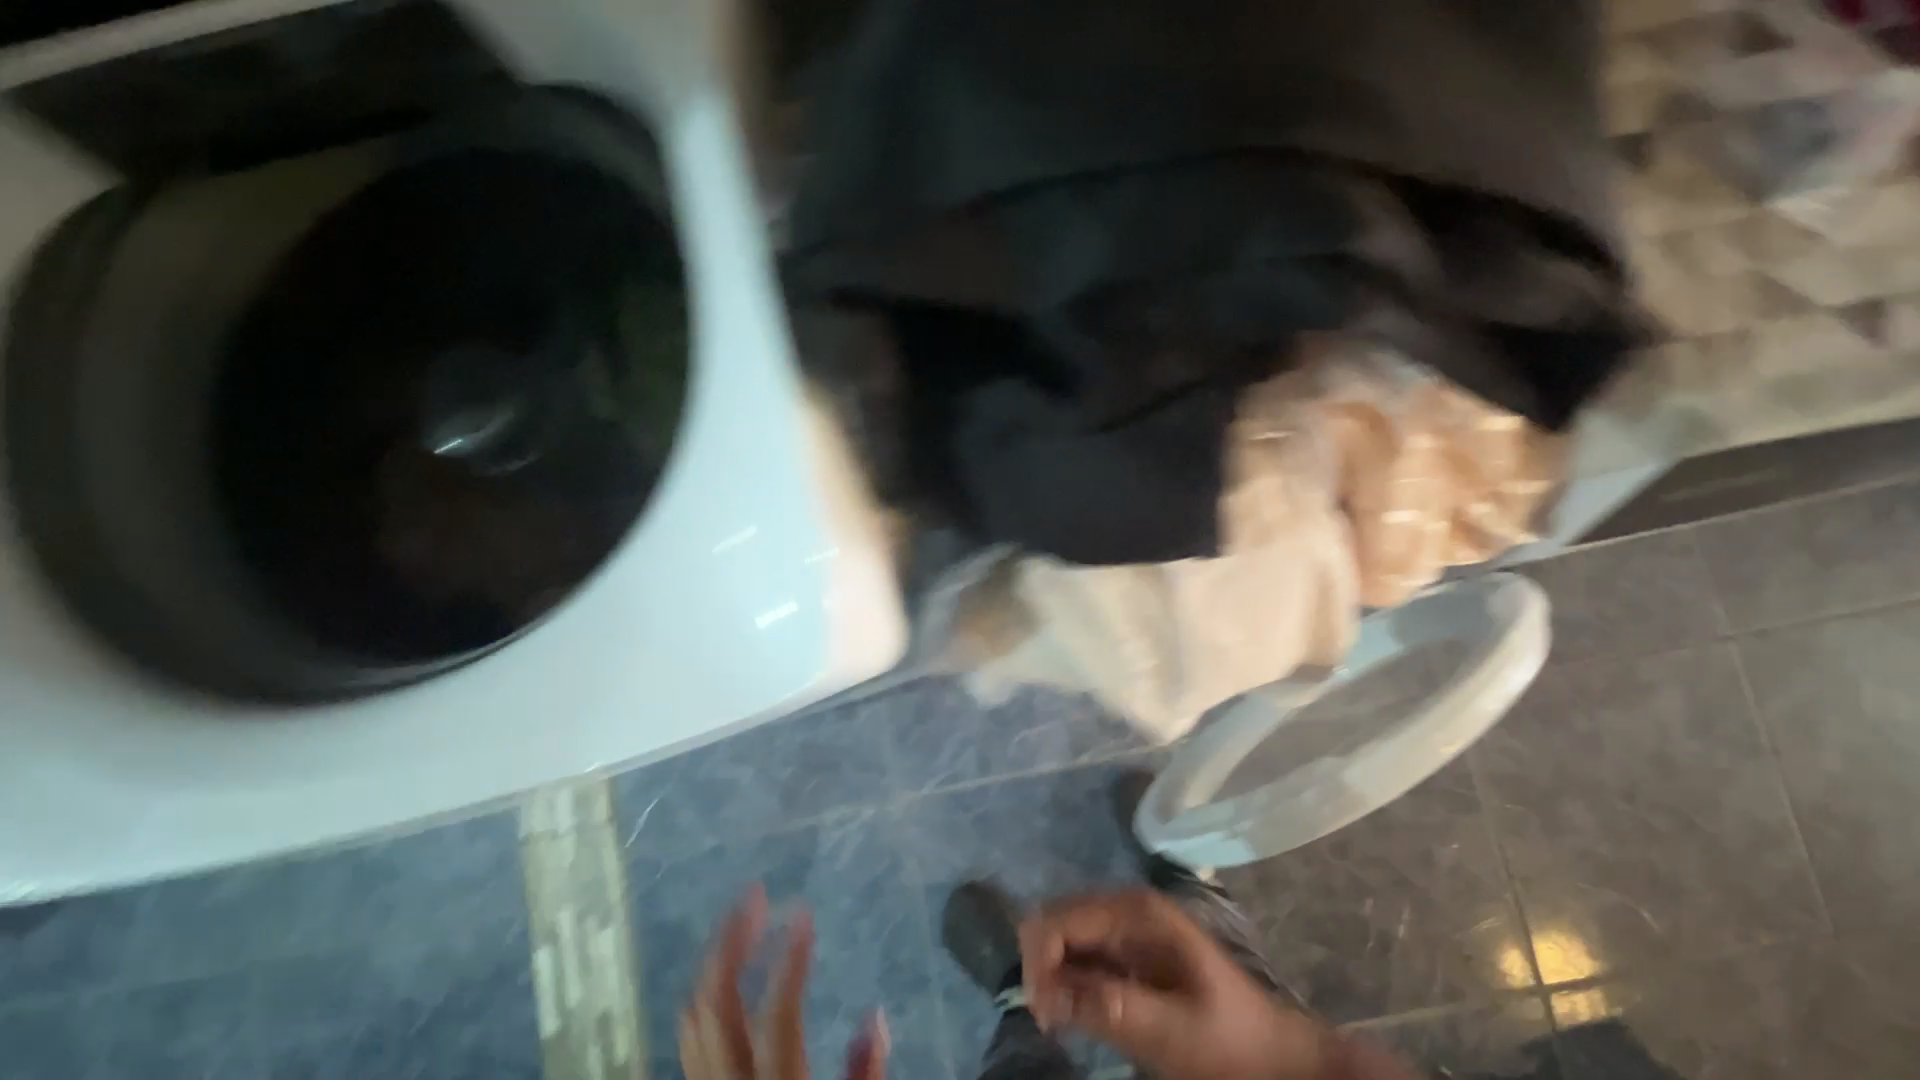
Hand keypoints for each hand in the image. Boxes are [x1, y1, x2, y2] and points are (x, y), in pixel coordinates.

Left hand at [680, 886, 889, 1079]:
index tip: (803, 913)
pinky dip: (706, 990)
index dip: (790, 960)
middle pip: (716, 1001)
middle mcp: (729, 1079)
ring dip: (715, 957)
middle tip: (755, 892)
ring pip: (694, 1012)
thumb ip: (863, 1072)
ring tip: (741, 920)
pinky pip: (691, 1031)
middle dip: (732, 938)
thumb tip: (875, 1017)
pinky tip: (728, 970)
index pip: (778, 1014)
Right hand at [1018, 889, 1410, 1079]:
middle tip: (1051, 1020)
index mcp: (1136, 912)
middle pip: (1053, 919)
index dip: (1039, 961)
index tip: (1045, 1014)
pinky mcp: (1125, 952)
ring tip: (1061, 1021)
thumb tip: (1046, 996)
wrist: (1274, 1056)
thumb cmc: (1229, 1042)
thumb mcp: (1174, 1031)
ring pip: (1061, 936)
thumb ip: (1111, 1008)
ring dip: (1051, 975)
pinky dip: (1067, 982)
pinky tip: (1075, 1013)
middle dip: (1041, 966)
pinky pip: (1079, 956)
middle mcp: (1124, 908)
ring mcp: (1125, 928)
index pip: (1058, 918)